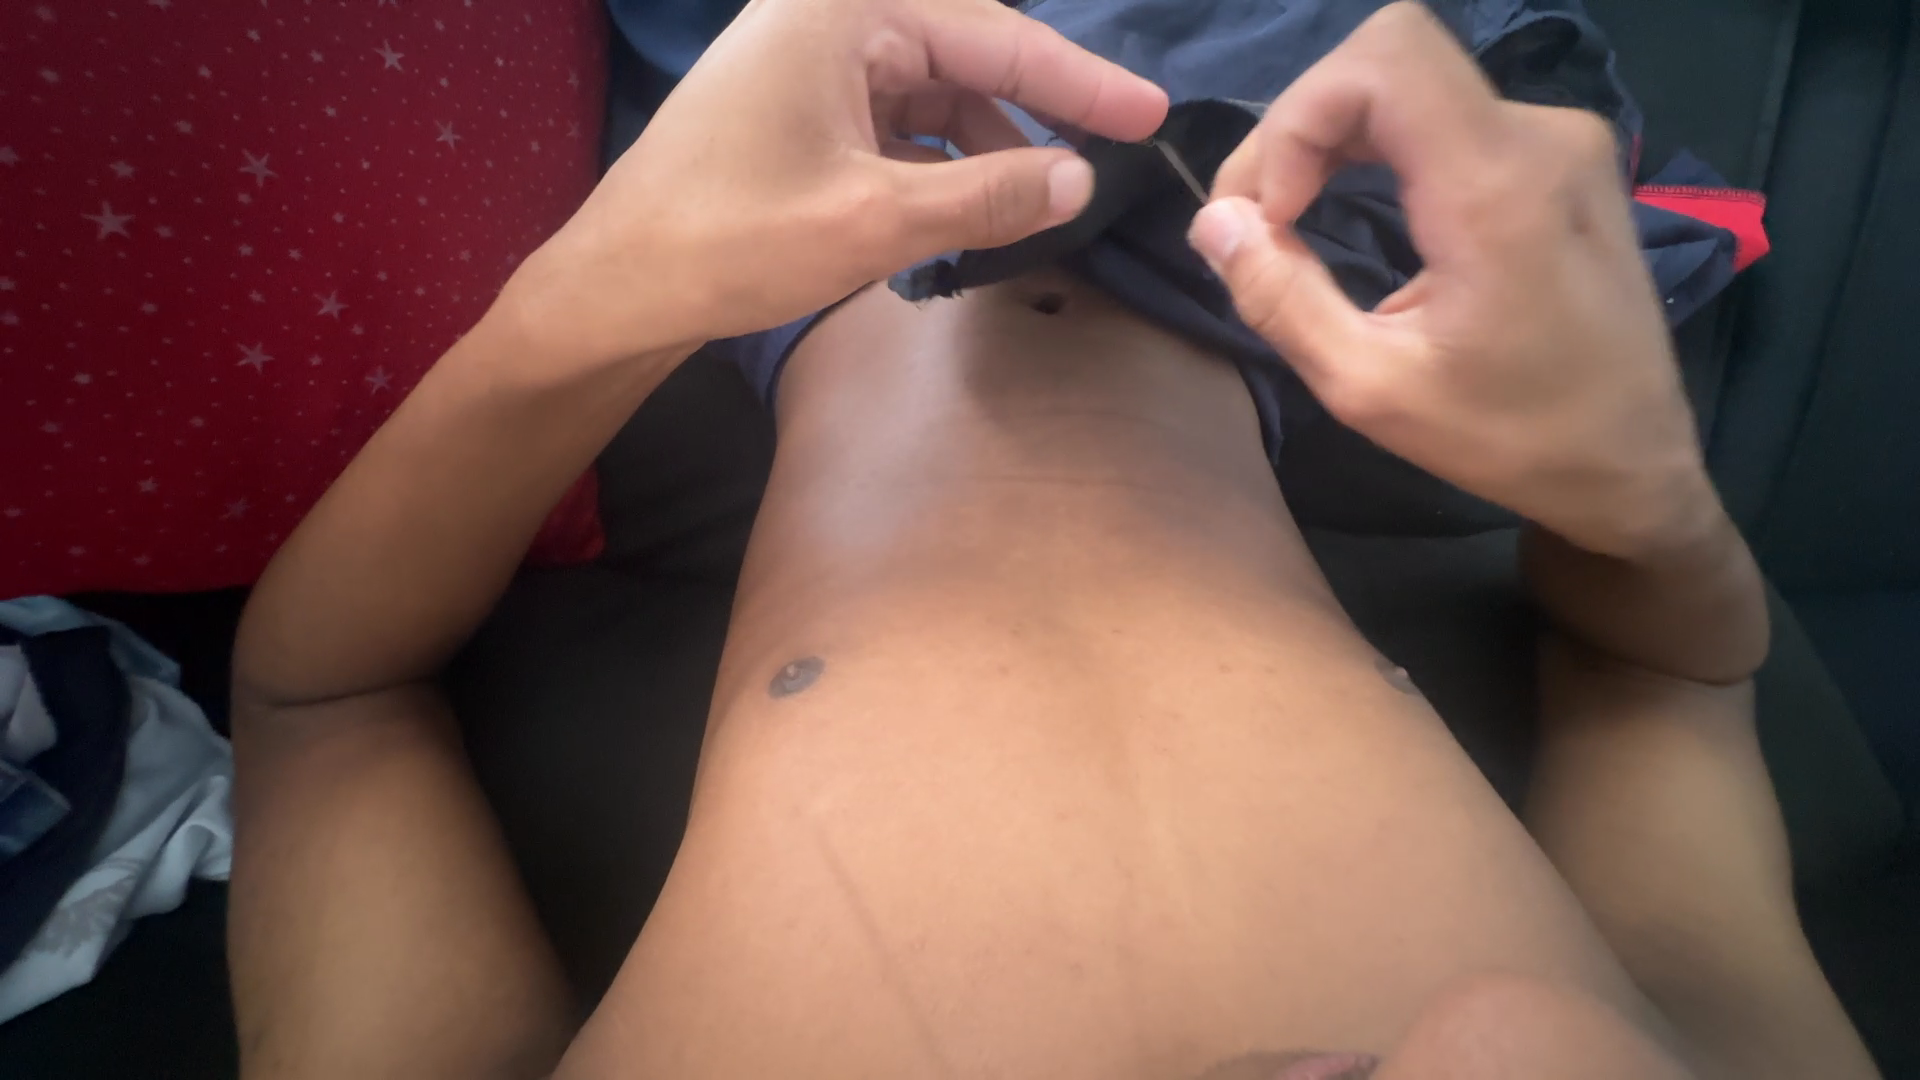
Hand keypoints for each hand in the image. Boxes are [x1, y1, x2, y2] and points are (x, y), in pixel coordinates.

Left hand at [512, 0, 1167, 365]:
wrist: (625, 286)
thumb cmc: (736, 242)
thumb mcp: (875, 220)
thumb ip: (985, 195)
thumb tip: (1079, 179)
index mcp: (846, 8)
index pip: (993, 35)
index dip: (1077, 83)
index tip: (1145, 116)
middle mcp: (828, 19)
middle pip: (963, 58)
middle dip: (1031, 115)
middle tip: (1094, 164)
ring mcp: (810, 70)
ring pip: (930, 99)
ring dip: (983, 150)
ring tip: (1030, 205)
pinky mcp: (800, 118)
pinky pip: (893, 130)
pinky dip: (935, 167)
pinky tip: (962, 209)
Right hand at [1187, 2, 1710, 557]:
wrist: (1624, 455)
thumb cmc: (1499, 435)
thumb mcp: (1366, 387)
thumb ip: (1282, 300)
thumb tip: (1212, 223)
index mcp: (1496, 188)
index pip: (1383, 59)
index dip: (1296, 122)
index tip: (1272, 216)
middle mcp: (1534, 135)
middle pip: (1381, 64)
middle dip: (1290, 136)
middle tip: (1252, 230)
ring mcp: (1547, 140)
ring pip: (1400, 87)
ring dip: (1318, 144)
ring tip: (1280, 225)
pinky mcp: (1545, 159)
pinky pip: (1430, 119)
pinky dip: (1358, 154)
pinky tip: (1332, 210)